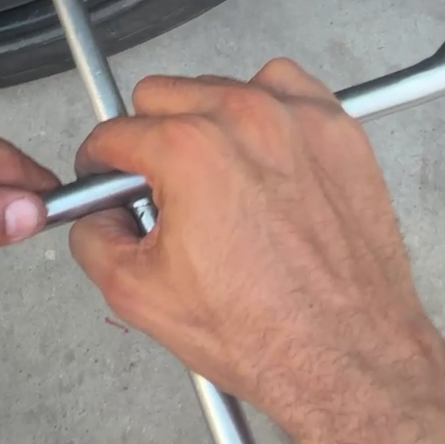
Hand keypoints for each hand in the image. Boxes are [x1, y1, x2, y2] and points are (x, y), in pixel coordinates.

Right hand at [69, 60, 444, 443]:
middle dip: (148, 138)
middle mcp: (239, 118)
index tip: (109, 176)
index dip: (100, 162)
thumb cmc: (266, 331)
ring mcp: (291, 117)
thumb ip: (92, 237)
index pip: (113, 132)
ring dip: (204, 121)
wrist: (352, 360)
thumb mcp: (138, 295)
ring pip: (214, 85)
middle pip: (157, 95)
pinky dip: (262, 105)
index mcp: (187, 151)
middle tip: (164, 186)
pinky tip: (260, 149)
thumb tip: (97, 212)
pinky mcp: (332, 125)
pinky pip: (280, 83)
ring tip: (218, 176)